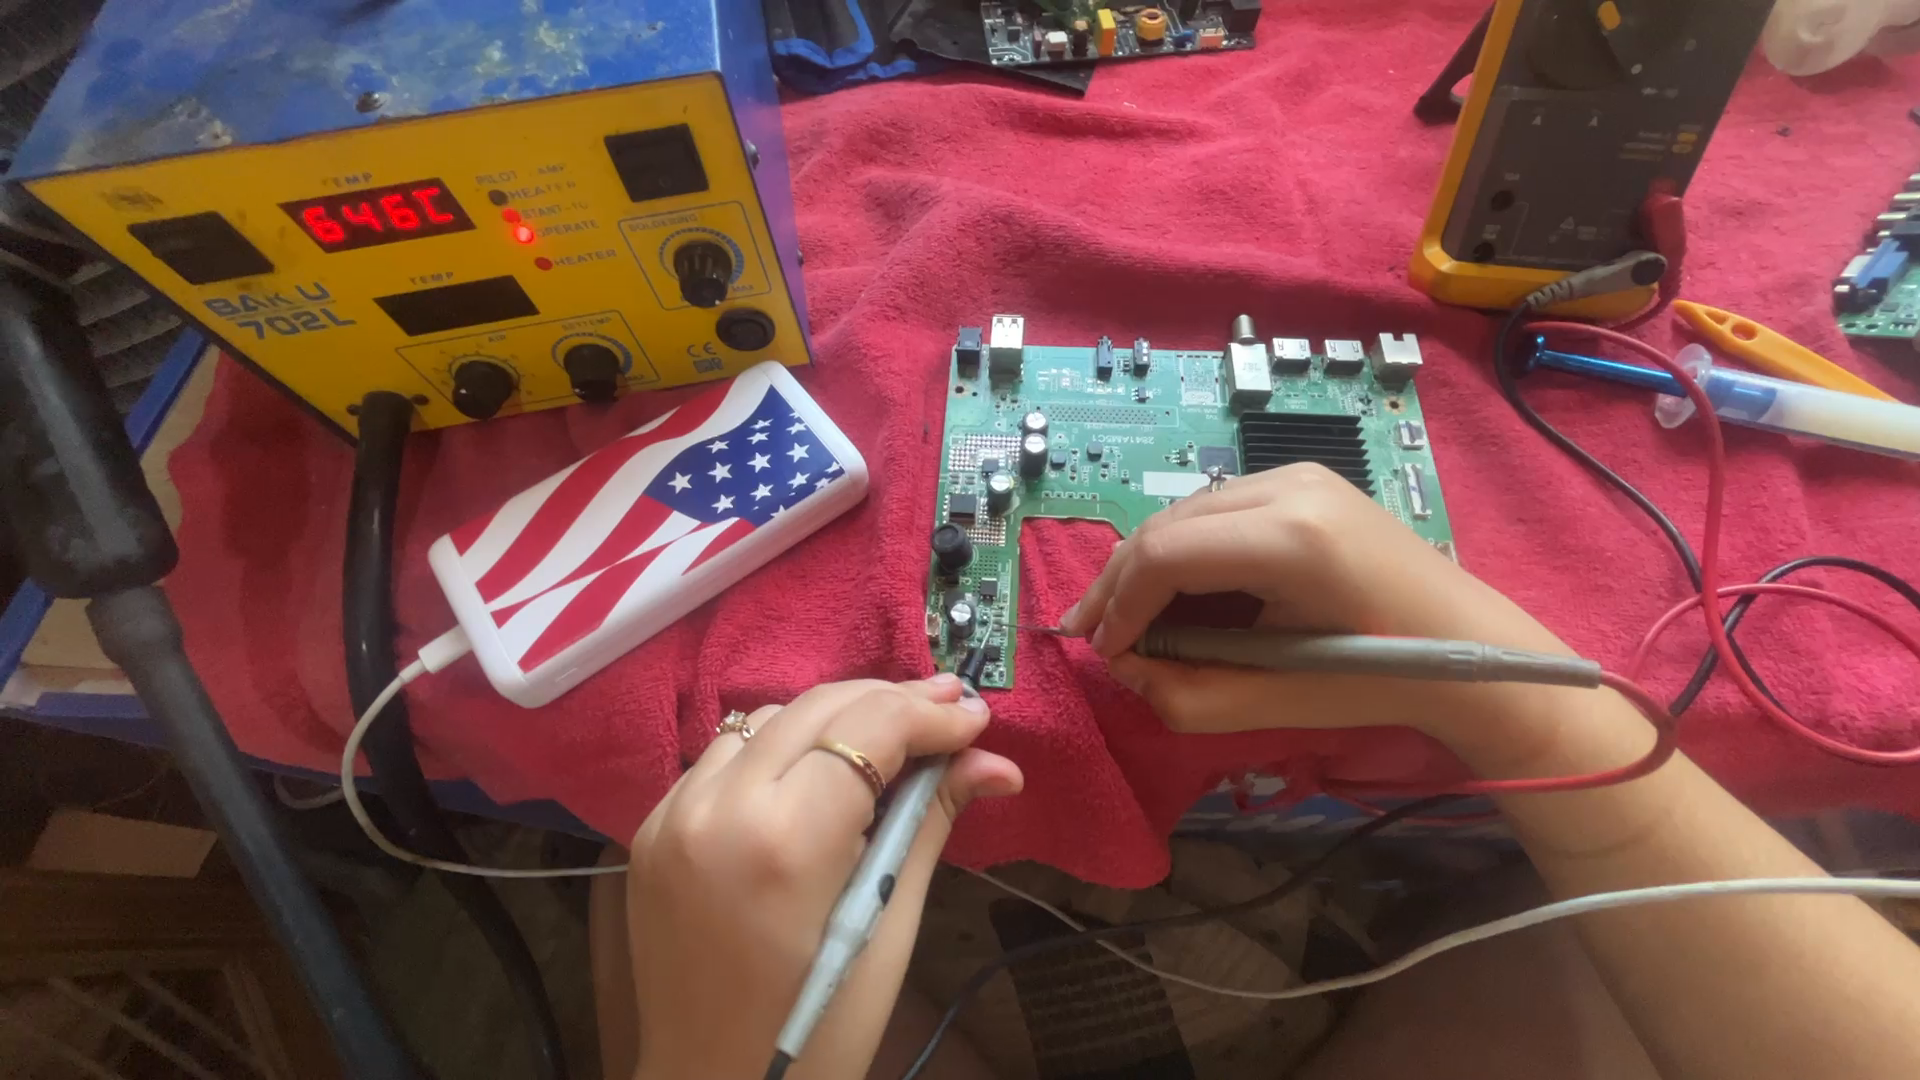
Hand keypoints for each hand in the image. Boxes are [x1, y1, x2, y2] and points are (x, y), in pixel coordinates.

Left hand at [627, 675, 1021, 1079]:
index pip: (867, 730)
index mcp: (783, 842)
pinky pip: (727, 752)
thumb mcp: (888, 927)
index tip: (975, 714)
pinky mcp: (653, 824)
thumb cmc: (819, 1032)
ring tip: (890, 737)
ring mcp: (673, 812)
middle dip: (891, 699)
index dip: (929, 713)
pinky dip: (781, 744)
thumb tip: (999, 763)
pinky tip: (817, 768)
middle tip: (950, 705)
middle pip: (819, 707)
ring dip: (835, 717)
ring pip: (770, 717)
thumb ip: (931, 820)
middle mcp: (717, 807)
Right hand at [1059, 463, 1574, 753]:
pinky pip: (1213, 512)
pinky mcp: (1301, 480)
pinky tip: (1170, 588)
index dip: (1118, 606)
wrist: (1475, 649)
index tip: (1102, 651)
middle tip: (1088, 630)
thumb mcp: (1273, 704)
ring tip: (1120, 614)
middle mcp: (1287, 485)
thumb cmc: (1380, 683)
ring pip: (1182, 513)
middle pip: (1164, 525)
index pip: (1164, 555)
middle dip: (1117, 583)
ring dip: (1144, 565)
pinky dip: (1181, 551)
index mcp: (1290, 538)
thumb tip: (1122, 663)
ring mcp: (1296, 474)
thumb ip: (1181, 693)